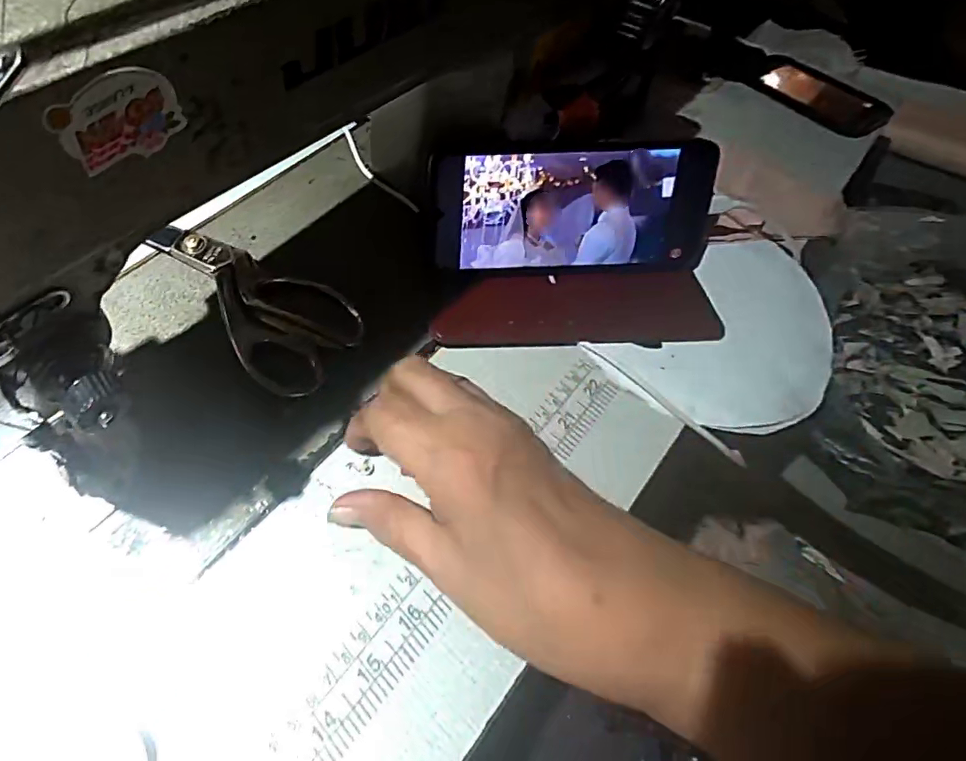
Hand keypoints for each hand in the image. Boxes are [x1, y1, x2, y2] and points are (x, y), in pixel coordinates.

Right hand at [327, 357, 901, 733]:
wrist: (624, 593)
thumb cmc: (526, 593)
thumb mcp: (449, 567)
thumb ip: (394, 522)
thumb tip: (341, 502)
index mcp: (449, 451)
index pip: (384, 408)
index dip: (359, 425)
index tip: (354, 457)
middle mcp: (476, 420)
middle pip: (414, 371)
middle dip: (384, 396)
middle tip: (377, 447)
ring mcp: (507, 422)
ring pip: (446, 379)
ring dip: (417, 399)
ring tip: (406, 454)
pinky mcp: (527, 435)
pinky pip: (473, 399)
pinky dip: (446, 409)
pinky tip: (445, 458)